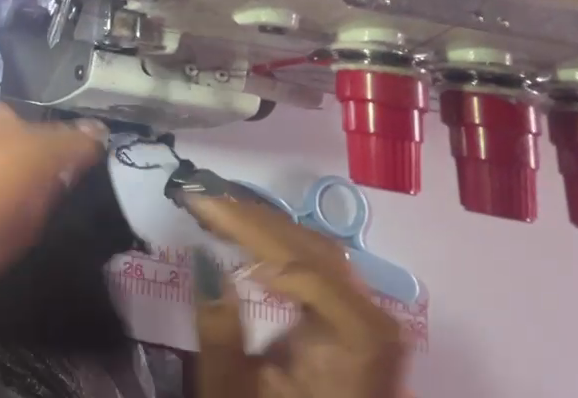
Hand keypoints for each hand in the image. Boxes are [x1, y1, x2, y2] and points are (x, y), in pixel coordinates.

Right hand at [188, 196, 409, 397]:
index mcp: (350, 361)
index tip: (207, 216)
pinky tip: (252, 246)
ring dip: (273, 230)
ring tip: (221, 211)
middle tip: (204, 200)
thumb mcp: (228, 392)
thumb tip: (205, 262)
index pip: (317, 278)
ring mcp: (370, 337)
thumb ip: (218, 328)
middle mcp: (373, 342)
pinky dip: (288, 251)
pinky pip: (328, 276)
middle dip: (261, 222)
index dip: (262, 240)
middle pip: (326, 259)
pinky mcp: (356, 336)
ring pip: (330, 261)